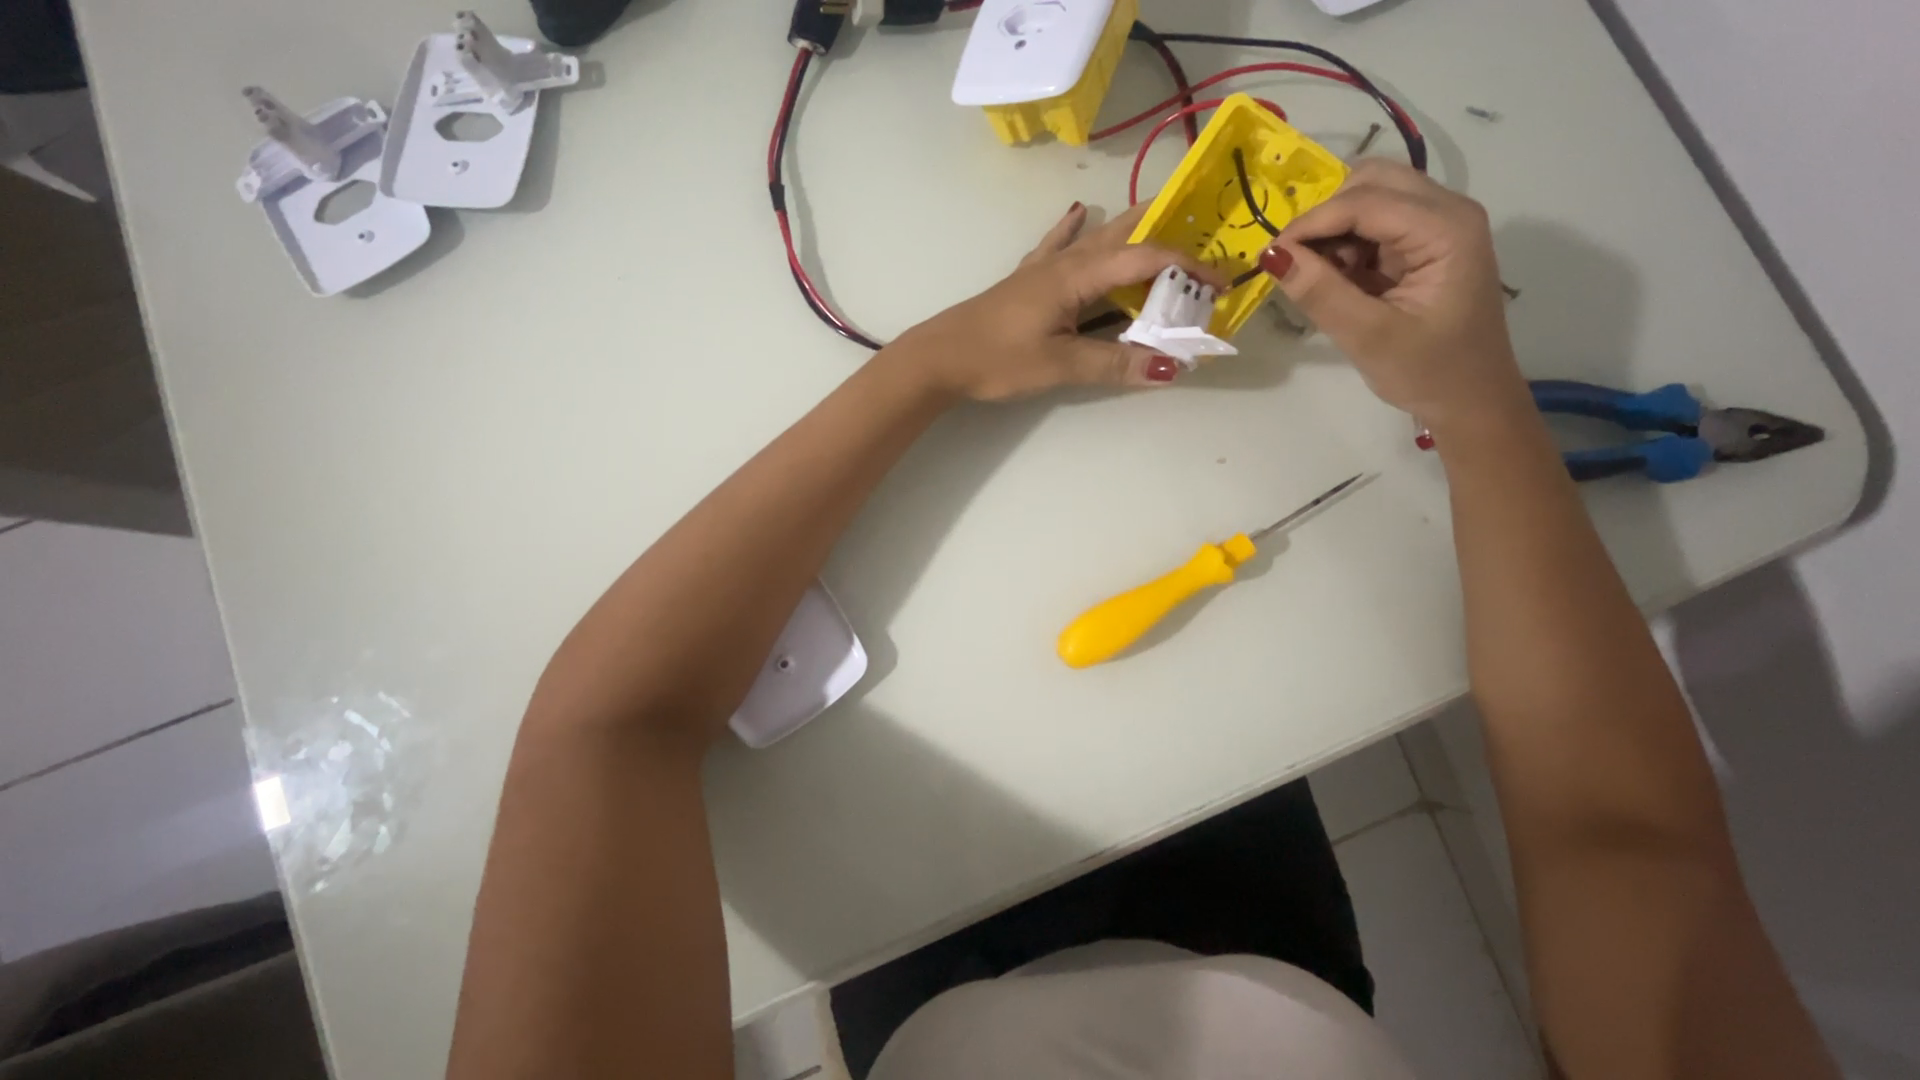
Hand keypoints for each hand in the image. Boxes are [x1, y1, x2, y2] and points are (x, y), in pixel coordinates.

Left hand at [884, 203, 1225, 402]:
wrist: (938, 357)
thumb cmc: (997, 358)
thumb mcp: (1060, 366)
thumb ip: (1115, 364)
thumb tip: (1173, 368)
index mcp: (1078, 275)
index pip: (1145, 258)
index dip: (1188, 266)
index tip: (1221, 283)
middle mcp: (1065, 261)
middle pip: (1125, 235)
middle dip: (1168, 233)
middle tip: (1206, 235)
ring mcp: (1043, 267)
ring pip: (1097, 238)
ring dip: (1133, 230)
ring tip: (1165, 218)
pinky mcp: (1027, 279)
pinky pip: (1060, 244)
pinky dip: (1076, 228)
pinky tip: (1077, 209)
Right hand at [1257, 160, 1528, 430]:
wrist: (1471, 400)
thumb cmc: (1429, 372)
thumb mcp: (1368, 337)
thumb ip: (1321, 292)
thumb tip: (1271, 255)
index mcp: (1447, 230)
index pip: (1365, 201)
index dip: (1311, 223)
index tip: (1269, 256)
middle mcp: (1448, 211)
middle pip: (1372, 182)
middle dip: (1325, 216)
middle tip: (1296, 262)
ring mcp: (1438, 224)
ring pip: (1370, 197)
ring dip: (1334, 230)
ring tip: (1321, 277)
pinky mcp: (1424, 242)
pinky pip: (1375, 222)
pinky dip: (1346, 243)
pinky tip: (1340, 280)